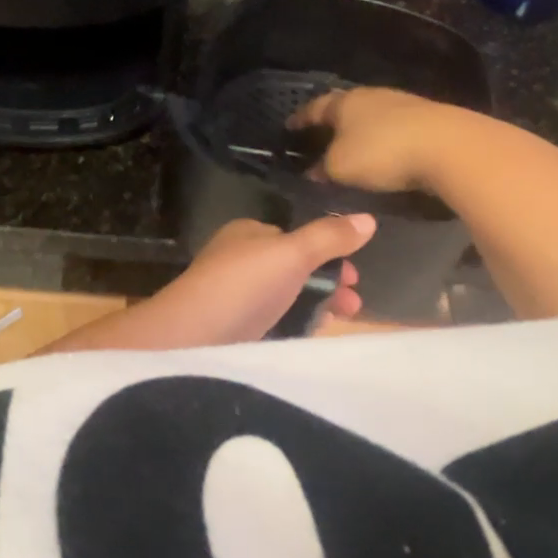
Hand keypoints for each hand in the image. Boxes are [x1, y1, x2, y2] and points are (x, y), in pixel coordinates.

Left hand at [41, 214, 376, 352]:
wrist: (190, 338)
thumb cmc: (242, 285)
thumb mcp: (291, 253)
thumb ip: (329, 237)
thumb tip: (368, 219)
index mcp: (249, 234)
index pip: (296, 239)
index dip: (330, 255)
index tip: (355, 278)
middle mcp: (239, 261)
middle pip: (295, 270)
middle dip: (329, 285)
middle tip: (354, 306)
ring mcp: (234, 297)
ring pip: (285, 298)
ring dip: (316, 307)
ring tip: (339, 323)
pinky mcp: (232, 330)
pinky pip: (272, 324)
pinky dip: (294, 327)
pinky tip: (309, 338)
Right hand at [288, 87, 476, 193]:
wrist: (448, 147)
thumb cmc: (381, 152)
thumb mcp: (340, 167)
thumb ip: (322, 168)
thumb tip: (313, 171)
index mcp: (345, 102)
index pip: (314, 108)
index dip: (300, 119)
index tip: (289, 127)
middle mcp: (372, 96)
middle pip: (345, 108)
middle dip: (331, 123)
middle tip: (319, 139)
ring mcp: (402, 104)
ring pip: (371, 117)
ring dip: (359, 132)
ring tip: (350, 148)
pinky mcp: (426, 119)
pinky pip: (393, 128)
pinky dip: (382, 139)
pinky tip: (381, 153)